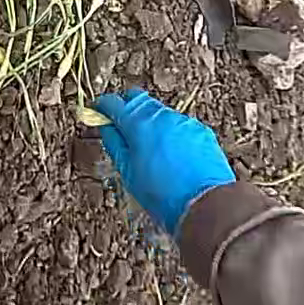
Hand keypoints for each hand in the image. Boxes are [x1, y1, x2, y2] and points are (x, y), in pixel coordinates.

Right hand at [92, 89, 235, 234]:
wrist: (204, 204)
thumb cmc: (162, 194)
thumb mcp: (128, 172)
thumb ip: (115, 144)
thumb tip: (107, 127)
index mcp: (139, 124)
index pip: (114, 103)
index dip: (104, 106)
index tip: (99, 110)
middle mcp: (161, 115)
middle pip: (138, 100)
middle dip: (127, 109)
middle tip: (121, 127)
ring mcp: (182, 120)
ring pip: (160, 113)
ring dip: (151, 123)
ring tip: (149, 149)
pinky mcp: (199, 129)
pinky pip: (179, 125)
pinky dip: (171, 133)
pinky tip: (172, 155)